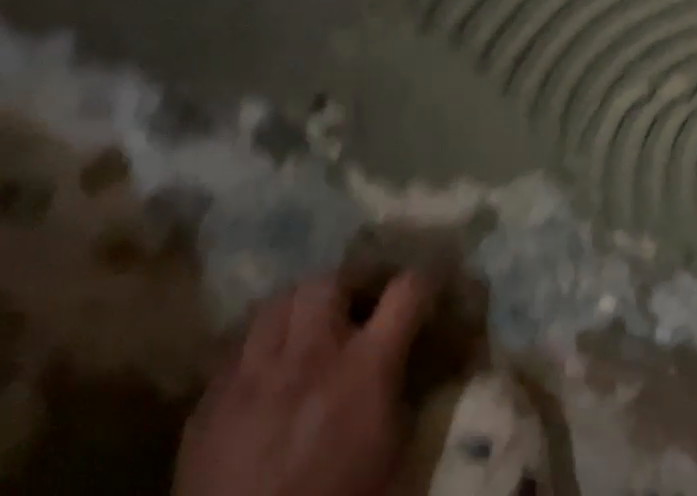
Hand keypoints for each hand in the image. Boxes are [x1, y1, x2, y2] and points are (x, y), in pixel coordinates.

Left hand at [175, 272, 429, 495]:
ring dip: (302, 305)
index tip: (427, 288)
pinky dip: (262, 341)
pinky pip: (238, 344)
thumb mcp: (395, 439)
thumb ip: (404, 383)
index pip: (407, 289)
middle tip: (361, 301)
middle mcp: (309, 354)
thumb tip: (414, 352)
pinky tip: (272, 364)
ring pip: (275, 302)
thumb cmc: (341, 490)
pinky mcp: (211, 396)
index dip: (424, 280)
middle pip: (328, 280)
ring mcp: (252, 372)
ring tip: (313, 325)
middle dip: (350, 282)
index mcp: (366, 364)